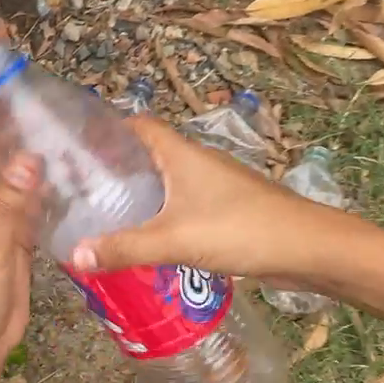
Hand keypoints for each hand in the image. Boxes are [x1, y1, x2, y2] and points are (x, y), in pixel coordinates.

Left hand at [0, 99, 42, 382]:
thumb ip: (12, 200)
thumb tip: (30, 157)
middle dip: (4, 133)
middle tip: (34, 107)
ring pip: (10, 182)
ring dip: (26, 160)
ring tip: (54, 133)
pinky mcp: (16, 241)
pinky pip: (29, 207)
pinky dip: (43, 191)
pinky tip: (64, 176)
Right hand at [69, 116, 341, 280]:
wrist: (310, 249)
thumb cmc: (242, 229)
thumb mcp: (175, 239)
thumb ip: (124, 247)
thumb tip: (73, 257)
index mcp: (182, 154)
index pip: (139, 126)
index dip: (108, 129)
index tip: (77, 146)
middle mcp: (197, 163)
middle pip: (148, 153)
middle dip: (116, 166)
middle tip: (80, 188)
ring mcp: (215, 186)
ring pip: (166, 182)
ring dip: (138, 192)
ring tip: (104, 212)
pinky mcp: (226, 210)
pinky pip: (182, 204)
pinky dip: (160, 214)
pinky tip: (146, 237)